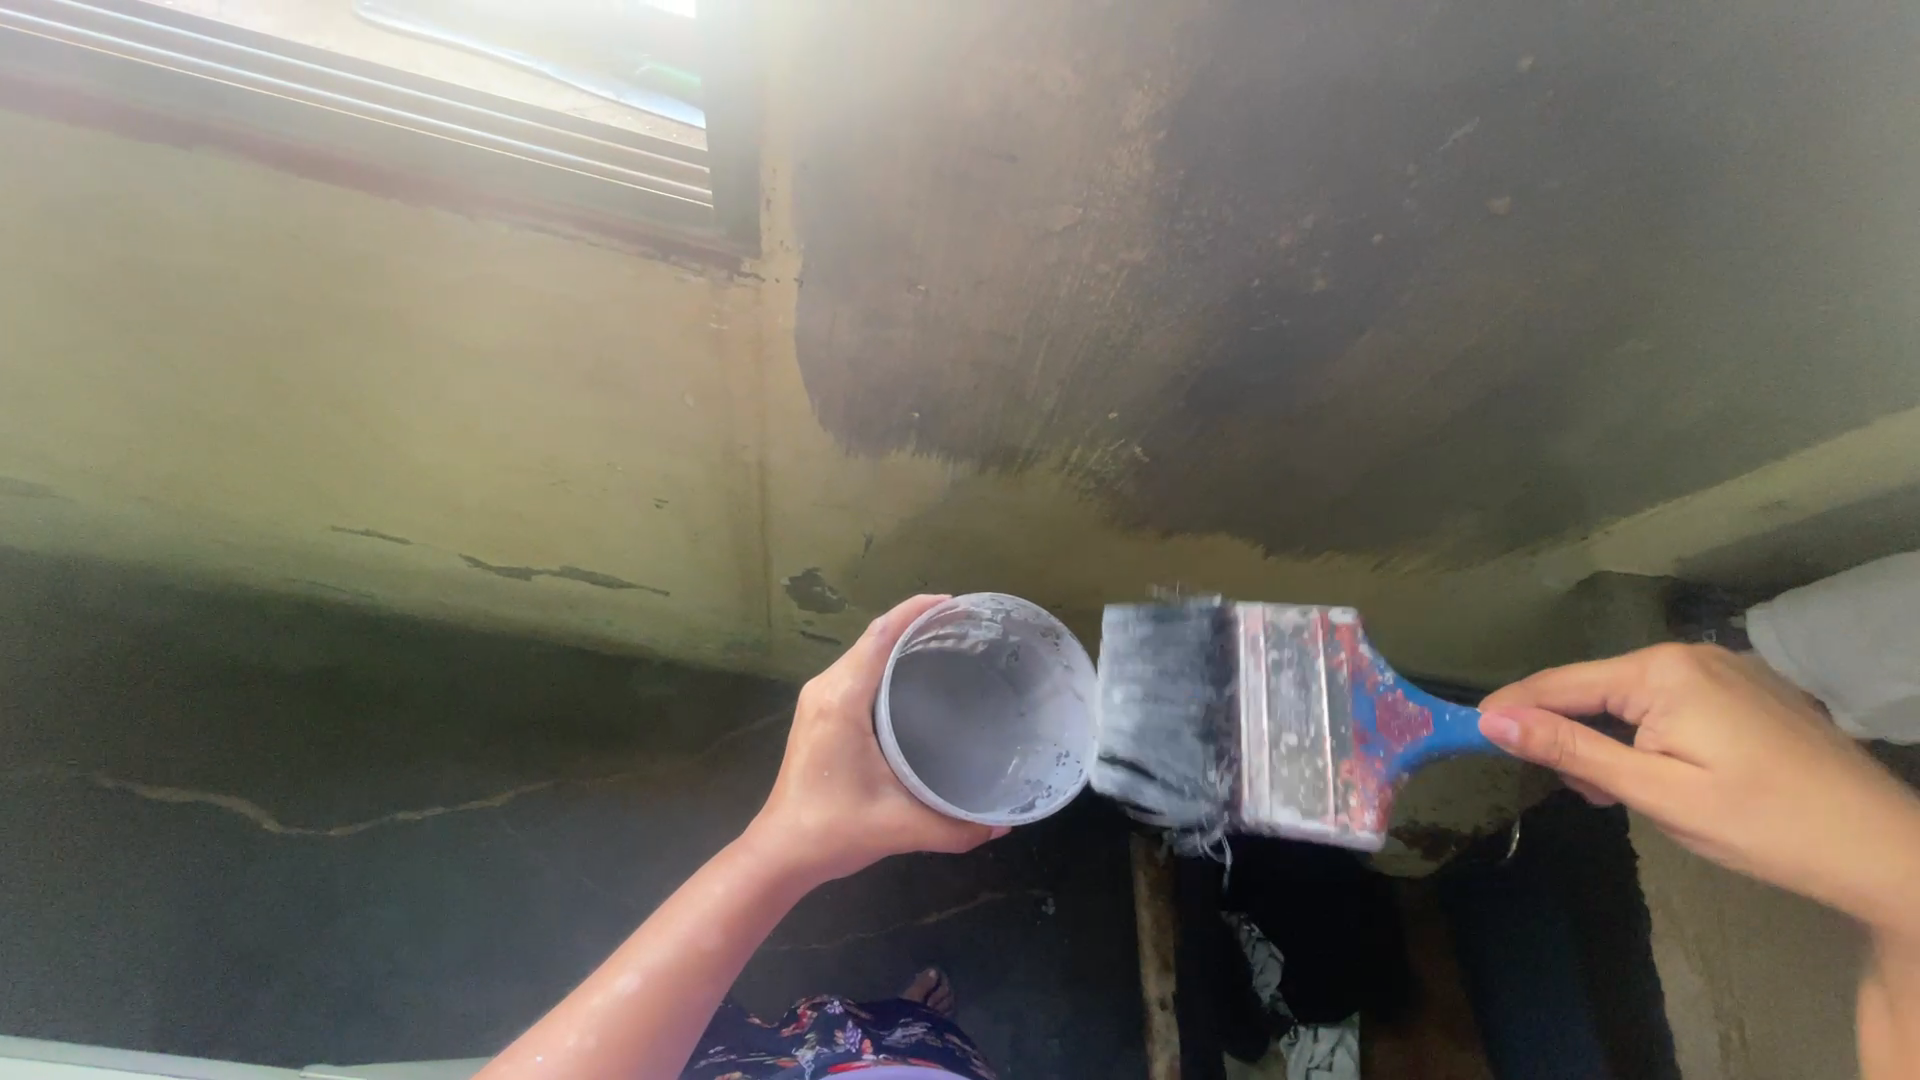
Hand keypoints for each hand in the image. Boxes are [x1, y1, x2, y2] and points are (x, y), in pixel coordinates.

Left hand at [745, 595, 1004, 884]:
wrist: (781, 853)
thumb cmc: (833, 830)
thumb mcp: (900, 827)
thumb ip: (955, 827)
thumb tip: (1004, 823)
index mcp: (842, 699)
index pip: (881, 636)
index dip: (916, 611)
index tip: (956, 604)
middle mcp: (826, 688)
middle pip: (874, 637)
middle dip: (916, 621)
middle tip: (965, 626)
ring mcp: (818, 699)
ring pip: (864, 651)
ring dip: (900, 639)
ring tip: (946, 643)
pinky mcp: (819, 712)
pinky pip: (857, 669)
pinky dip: (886, 660)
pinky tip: (915, 676)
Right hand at [1480, 643, 1919, 936]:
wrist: (1899, 860)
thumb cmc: (1769, 827)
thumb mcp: (1656, 792)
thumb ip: (1569, 750)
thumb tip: (1490, 722)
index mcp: (1662, 672)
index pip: (1557, 684)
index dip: (1509, 710)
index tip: (1467, 733)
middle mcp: (1688, 656)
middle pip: (1591, 689)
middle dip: (1568, 735)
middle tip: (1582, 792)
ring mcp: (1722, 670)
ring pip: (1625, 697)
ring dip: (1605, 740)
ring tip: (1623, 791)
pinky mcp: (1745, 691)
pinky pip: (1664, 702)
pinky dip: (1642, 734)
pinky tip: (1659, 771)